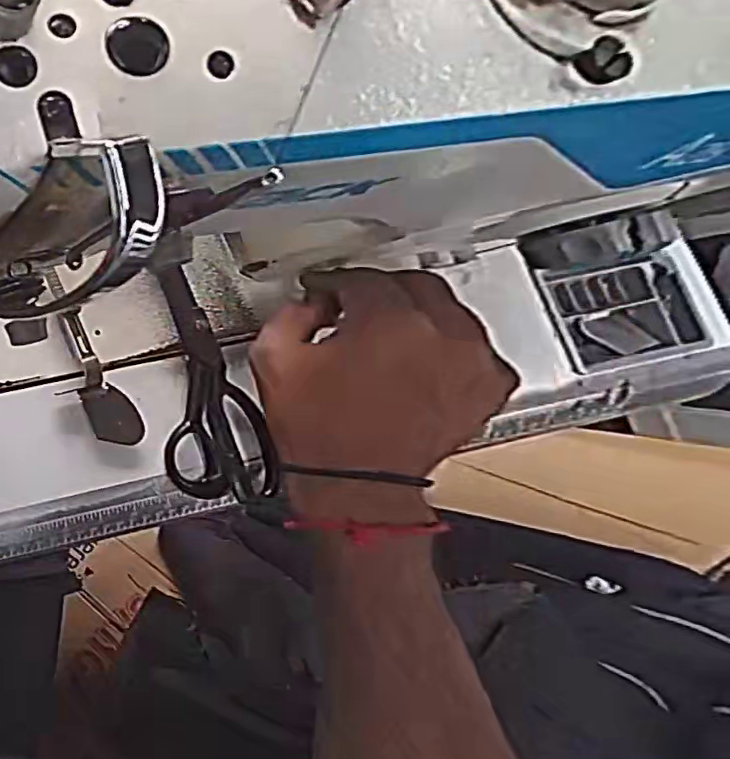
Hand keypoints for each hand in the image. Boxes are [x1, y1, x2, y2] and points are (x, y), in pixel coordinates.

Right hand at [250, 269, 516, 521]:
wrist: (355, 479)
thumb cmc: (317, 428)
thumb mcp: (272, 360)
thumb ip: (289, 315)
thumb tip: (309, 305)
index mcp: (387, 322)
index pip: (363, 279)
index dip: (333, 282)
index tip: (322, 290)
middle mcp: (442, 333)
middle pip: (414, 284)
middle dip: (378, 290)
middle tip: (351, 305)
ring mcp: (472, 359)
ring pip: (448, 312)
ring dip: (413, 316)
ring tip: (380, 336)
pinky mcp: (487, 385)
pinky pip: (470, 346)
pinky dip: (442, 345)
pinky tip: (411, 361)